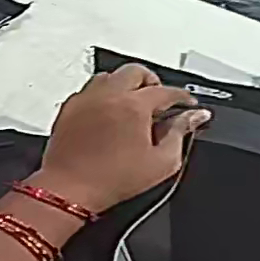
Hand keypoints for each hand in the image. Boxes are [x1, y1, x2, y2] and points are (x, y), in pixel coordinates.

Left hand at [28, 63, 210, 213]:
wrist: (69, 189)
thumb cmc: (110, 179)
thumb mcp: (162, 161)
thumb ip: (180, 133)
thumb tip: (192, 117)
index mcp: (132, 106)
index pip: (166, 90)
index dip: (183, 98)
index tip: (187, 107)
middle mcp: (105, 97)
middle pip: (133, 71)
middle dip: (152, 82)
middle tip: (160, 100)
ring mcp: (83, 102)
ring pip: (106, 77)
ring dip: (123, 84)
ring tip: (134, 104)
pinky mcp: (66, 111)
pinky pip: (86, 91)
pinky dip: (101, 94)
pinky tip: (108, 112)